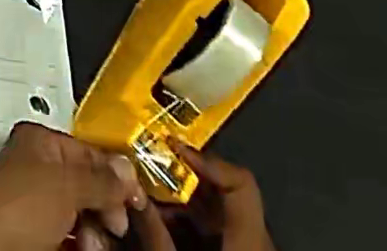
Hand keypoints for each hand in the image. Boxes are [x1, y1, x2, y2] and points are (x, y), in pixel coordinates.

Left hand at [0, 122, 144, 250]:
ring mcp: (38, 199)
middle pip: (88, 183)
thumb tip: (124, 169)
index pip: (88, 150)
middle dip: (105, 207)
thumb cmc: (14, 209)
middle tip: (113, 223)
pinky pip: (73, 232)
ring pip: (83, 212)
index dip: (114, 173)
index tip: (136, 196)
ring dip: (95, 230)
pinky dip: (83, 242)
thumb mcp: (67, 186)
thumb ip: (100, 178)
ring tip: (89, 241)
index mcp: (39, 142)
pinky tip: (82, 248)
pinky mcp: (39, 228)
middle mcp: (38, 165)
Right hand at [132, 144, 276, 250]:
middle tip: (147, 165)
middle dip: (181, 173)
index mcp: (250, 240)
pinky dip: (191, 214)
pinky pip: (218, 223)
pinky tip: (164, 219)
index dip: (206, 158)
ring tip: (148, 192)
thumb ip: (154, 231)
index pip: (241, 182)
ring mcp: (252, 247)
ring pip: (218, 206)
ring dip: (182, 193)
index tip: (171, 146)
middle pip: (222, 189)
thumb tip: (128, 189)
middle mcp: (257, 239)